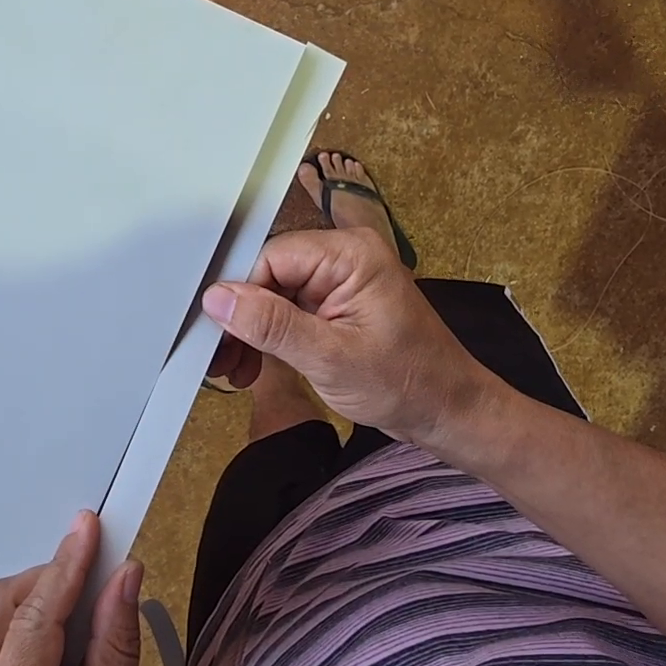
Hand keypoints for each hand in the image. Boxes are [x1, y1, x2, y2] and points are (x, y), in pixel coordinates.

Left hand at [0, 512, 141, 665]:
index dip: (68, 563)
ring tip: (77, 629)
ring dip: (30, 608)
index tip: (87, 528)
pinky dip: (17, 636)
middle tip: (90, 577)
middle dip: (44, 580)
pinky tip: (54, 658)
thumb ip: (115, 648)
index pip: (36, 614)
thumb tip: (123, 581)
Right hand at [202, 228, 506, 446]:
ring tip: (236, 372)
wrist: (448, 412)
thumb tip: (217, 298)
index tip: (219, 335)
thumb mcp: (330, 358)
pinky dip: (271, 337)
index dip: (242, 294)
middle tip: (222, 362)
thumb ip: (272, 325)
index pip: (273, 257)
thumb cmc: (404, 383)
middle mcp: (343, 257)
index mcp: (350, 254)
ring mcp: (341, 281)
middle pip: (270, 274)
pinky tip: (255, 365)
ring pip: (275, 294)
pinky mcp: (337, 305)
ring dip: (252, 332)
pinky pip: (290, 310)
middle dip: (244, 318)